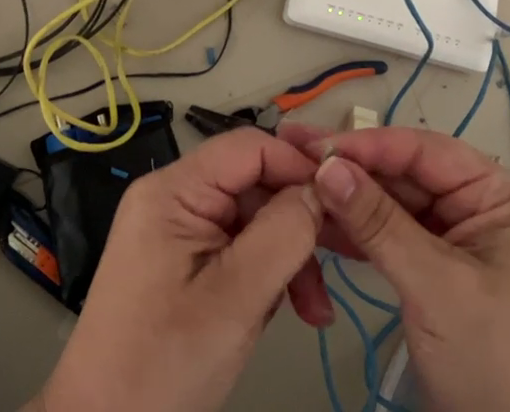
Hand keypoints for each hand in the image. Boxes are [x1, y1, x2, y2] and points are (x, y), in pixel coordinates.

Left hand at [24, 129, 334, 411]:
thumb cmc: (164, 361)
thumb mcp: (234, 298)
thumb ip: (283, 233)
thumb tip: (323, 187)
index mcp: (173, 191)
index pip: (249, 147)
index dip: (299, 166)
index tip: (344, 202)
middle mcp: (174, 199)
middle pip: (256, 184)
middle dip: (299, 224)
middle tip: (343, 262)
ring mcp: (179, 231)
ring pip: (256, 219)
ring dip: (291, 259)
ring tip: (315, 310)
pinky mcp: (186, 262)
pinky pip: (241, 249)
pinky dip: (270, 275)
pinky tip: (291, 311)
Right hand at [285, 125, 509, 411]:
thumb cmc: (496, 357)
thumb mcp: (438, 286)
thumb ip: (380, 224)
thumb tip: (327, 167)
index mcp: (493, 193)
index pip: (421, 151)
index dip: (366, 145)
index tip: (311, 145)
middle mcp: (471, 204)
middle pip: (400, 173)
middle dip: (347, 167)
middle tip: (287, 156)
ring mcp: (447, 238)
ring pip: (386, 204)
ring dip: (342, 199)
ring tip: (289, 185)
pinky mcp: (427, 269)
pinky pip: (383, 236)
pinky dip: (350, 232)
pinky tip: (313, 224)